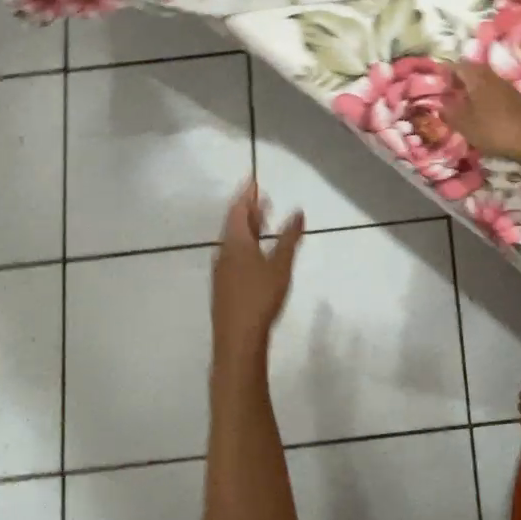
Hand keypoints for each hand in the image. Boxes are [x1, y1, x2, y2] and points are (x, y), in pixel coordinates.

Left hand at [212, 182, 304, 359]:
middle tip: (261, 195)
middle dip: (249, 209)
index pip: (239, 210)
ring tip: (263, 219)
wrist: (237, 340)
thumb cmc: (260, 298)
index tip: (253, 179)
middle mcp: (224, 252)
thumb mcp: (281, 265)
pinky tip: (257, 252)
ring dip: (249, 226)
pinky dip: (247, 243)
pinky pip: (234, 254)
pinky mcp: (224, 286)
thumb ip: (290, 238)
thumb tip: (298, 211)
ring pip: (234, 240)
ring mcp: (222, 270)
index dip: (246, 194)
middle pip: (235, 224)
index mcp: (236, 243)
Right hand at [441, 60, 520, 161]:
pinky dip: (486, 96)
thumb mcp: (464, 124)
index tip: (439, 85)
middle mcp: (493, 76)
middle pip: (473, 70)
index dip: (445, 73)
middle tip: (450, 93)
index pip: (457, 65)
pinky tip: (484, 112)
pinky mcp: (517, 98)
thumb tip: (441, 103)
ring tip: (465, 104)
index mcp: (477, 77)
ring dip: (473, 88)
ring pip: (485, 80)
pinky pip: (496, 90)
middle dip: (460, 79)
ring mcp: (507, 86)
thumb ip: (449, 112)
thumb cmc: (493, 130)